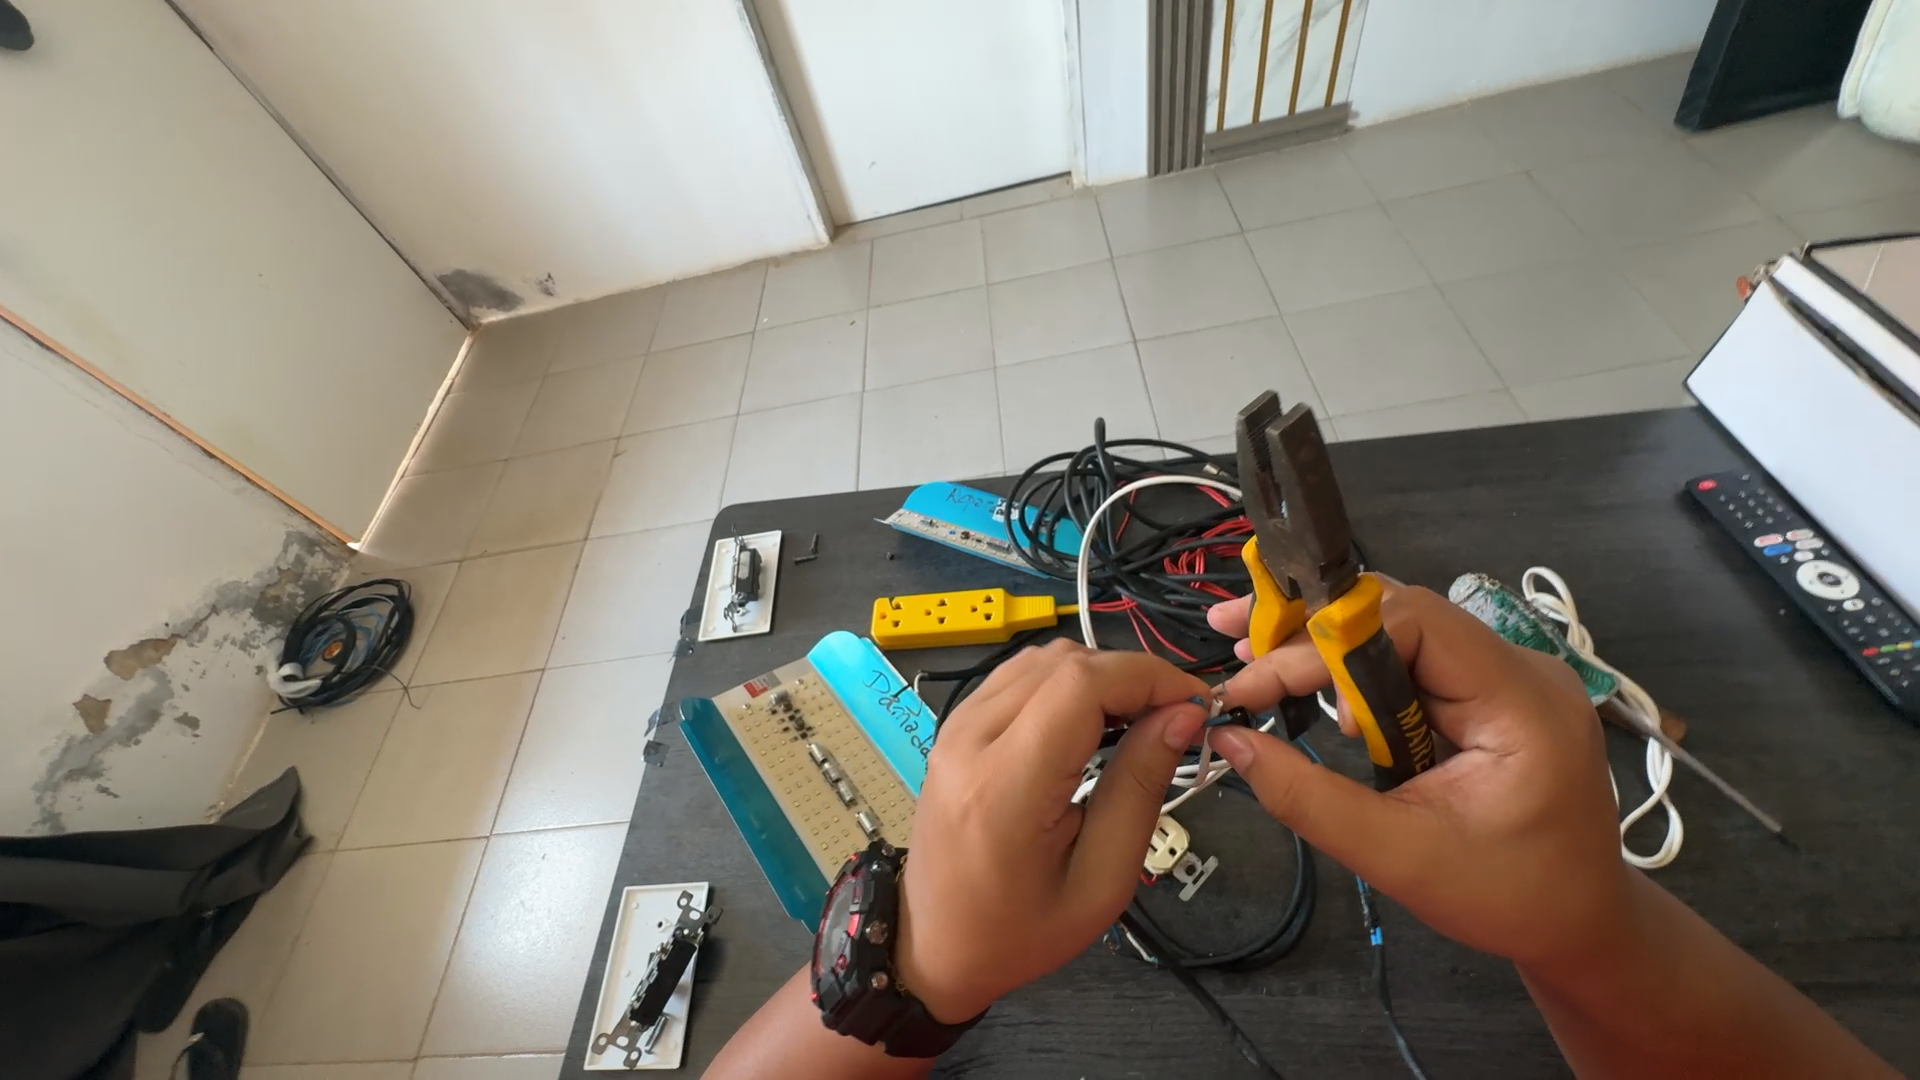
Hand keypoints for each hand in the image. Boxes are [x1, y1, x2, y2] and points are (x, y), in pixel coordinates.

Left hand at [893, 640, 1208, 1022]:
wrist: (934, 940)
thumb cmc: (1021, 930)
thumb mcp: (1100, 880)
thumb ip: (1139, 788)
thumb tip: (1183, 715)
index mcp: (1003, 784)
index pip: (1080, 685)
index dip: (1148, 677)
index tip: (1196, 705)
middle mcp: (970, 737)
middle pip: (1064, 663)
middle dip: (1133, 675)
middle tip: (1176, 716)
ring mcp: (956, 723)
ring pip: (1043, 658)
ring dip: (1101, 674)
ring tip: (1139, 717)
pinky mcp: (956, 722)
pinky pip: (1020, 674)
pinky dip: (1067, 680)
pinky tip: (1093, 717)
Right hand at [1203, 585, 1634, 967]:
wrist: (1582, 924)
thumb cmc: (1506, 899)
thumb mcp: (1397, 856)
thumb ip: (1308, 797)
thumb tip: (1228, 740)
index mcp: (1520, 702)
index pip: (1411, 623)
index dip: (1324, 642)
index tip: (1260, 684)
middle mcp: (1515, 666)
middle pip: (1395, 611)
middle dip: (1307, 626)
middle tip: (1234, 641)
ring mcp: (1498, 671)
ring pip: (1389, 623)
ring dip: (1315, 635)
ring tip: (1246, 645)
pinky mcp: (1476, 685)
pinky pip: (1397, 651)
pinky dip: (1339, 659)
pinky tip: (1294, 670)